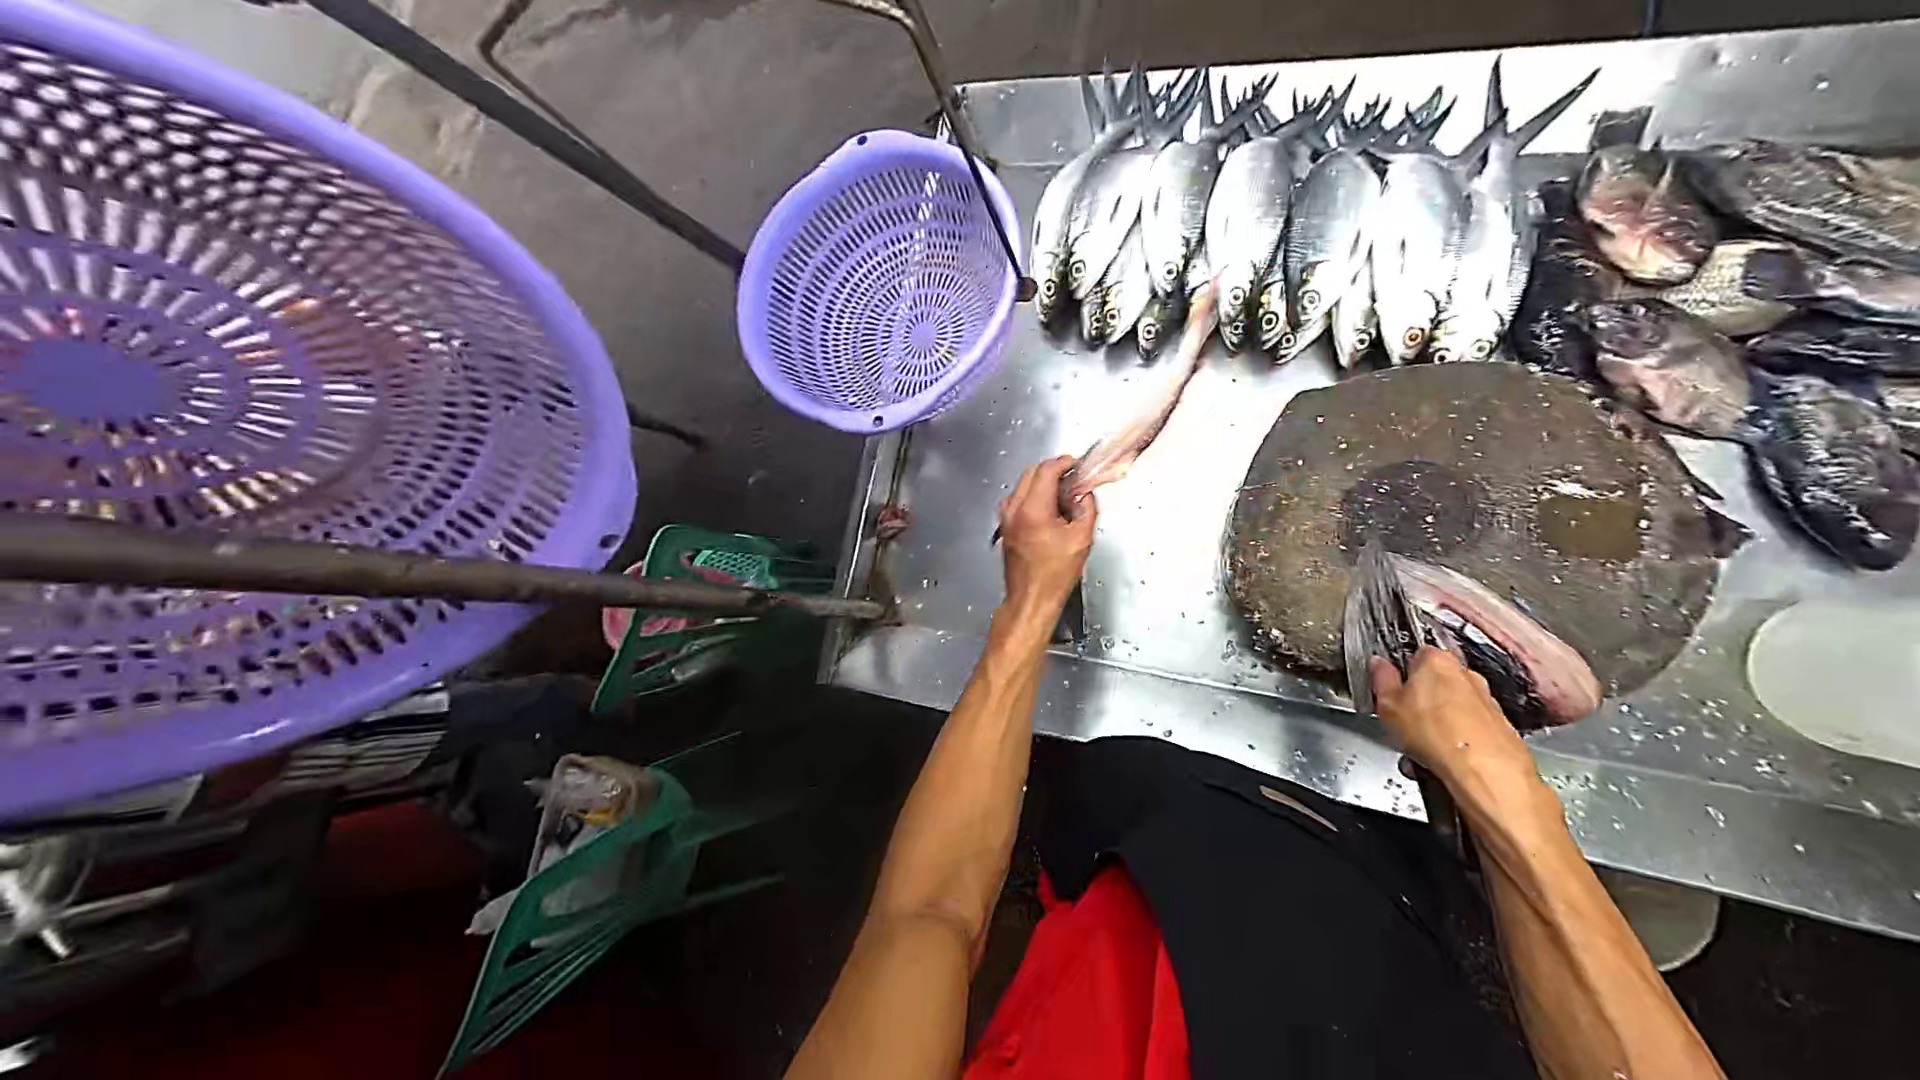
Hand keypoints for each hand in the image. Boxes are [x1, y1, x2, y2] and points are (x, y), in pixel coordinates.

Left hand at [996, 456, 1095, 618]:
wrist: (1031, 598)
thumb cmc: (1054, 575)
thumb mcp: (1082, 539)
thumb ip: (1087, 507)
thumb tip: (1085, 492)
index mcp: (1033, 510)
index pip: (1046, 470)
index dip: (1064, 463)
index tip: (1076, 464)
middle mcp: (1014, 510)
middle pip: (1032, 472)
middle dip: (1053, 470)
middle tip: (1073, 478)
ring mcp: (1006, 518)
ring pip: (1023, 484)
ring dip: (1042, 482)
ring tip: (1063, 495)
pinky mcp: (1005, 526)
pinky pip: (1017, 499)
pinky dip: (1033, 495)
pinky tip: (1049, 509)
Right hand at [1370, 648, 1537, 793]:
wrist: (1487, 772)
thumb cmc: (1436, 734)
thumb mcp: (1387, 704)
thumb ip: (1381, 678)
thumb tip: (1379, 665)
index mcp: (1437, 661)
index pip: (1414, 653)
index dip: (1398, 672)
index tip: (1389, 688)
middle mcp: (1466, 675)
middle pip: (1434, 681)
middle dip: (1419, 699)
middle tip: (1402, 719)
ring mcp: (1487, 700)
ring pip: (1450, 707)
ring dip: (1436, 722)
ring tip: (1421, 747)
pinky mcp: (1501, 726)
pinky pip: (1468, 727)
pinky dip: (1456, 738)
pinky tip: (1443, 757)